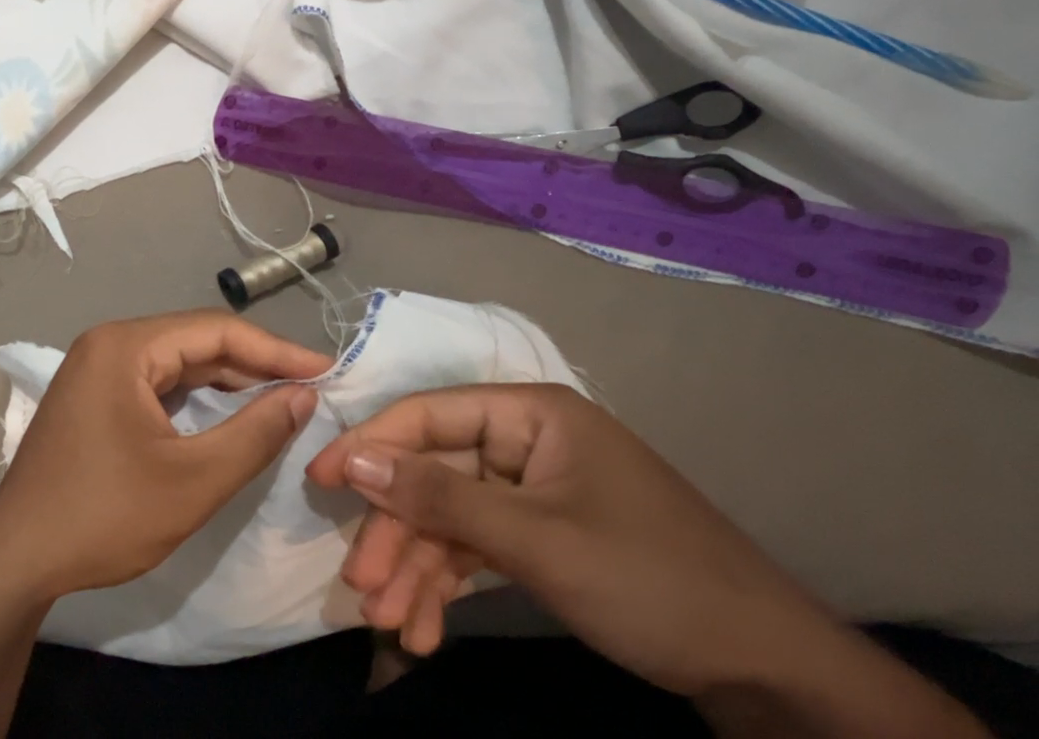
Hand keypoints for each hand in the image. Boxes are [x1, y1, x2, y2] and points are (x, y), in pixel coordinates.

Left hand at [0, 311, 328, 602]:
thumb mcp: (193, 480)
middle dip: (255, 365)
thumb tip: (304, 395)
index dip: (277, 350)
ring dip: (228, 382)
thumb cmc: (105, 515)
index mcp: (124, 347)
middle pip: (195, 342)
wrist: (18, 558)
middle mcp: (107, 346)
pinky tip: (230, 415)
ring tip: (284, 399)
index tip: (328, 371)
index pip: (216, 330)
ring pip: (177, 365)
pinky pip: (156, 386)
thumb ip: (256, 432)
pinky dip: (197, 399)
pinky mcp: (93, 400)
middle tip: (312, 389)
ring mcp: (95, 372)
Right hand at [305, 384, 843, 692]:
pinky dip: (446, 586)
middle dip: (397, 535)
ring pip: (446, 518)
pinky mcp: (537, 535)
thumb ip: (438, 497)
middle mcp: (524, 443)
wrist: (764, 666)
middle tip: (362, 586)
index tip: (317, 484)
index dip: (369, 447)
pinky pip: (473, 548)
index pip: (427, 416)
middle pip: (431, 475)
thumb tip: (349, 458)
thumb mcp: (536, 540)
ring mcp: (530, 491)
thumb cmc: (650, 580)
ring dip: (415, 570)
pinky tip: (424, 630)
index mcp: (530, 415)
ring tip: (389, 622)